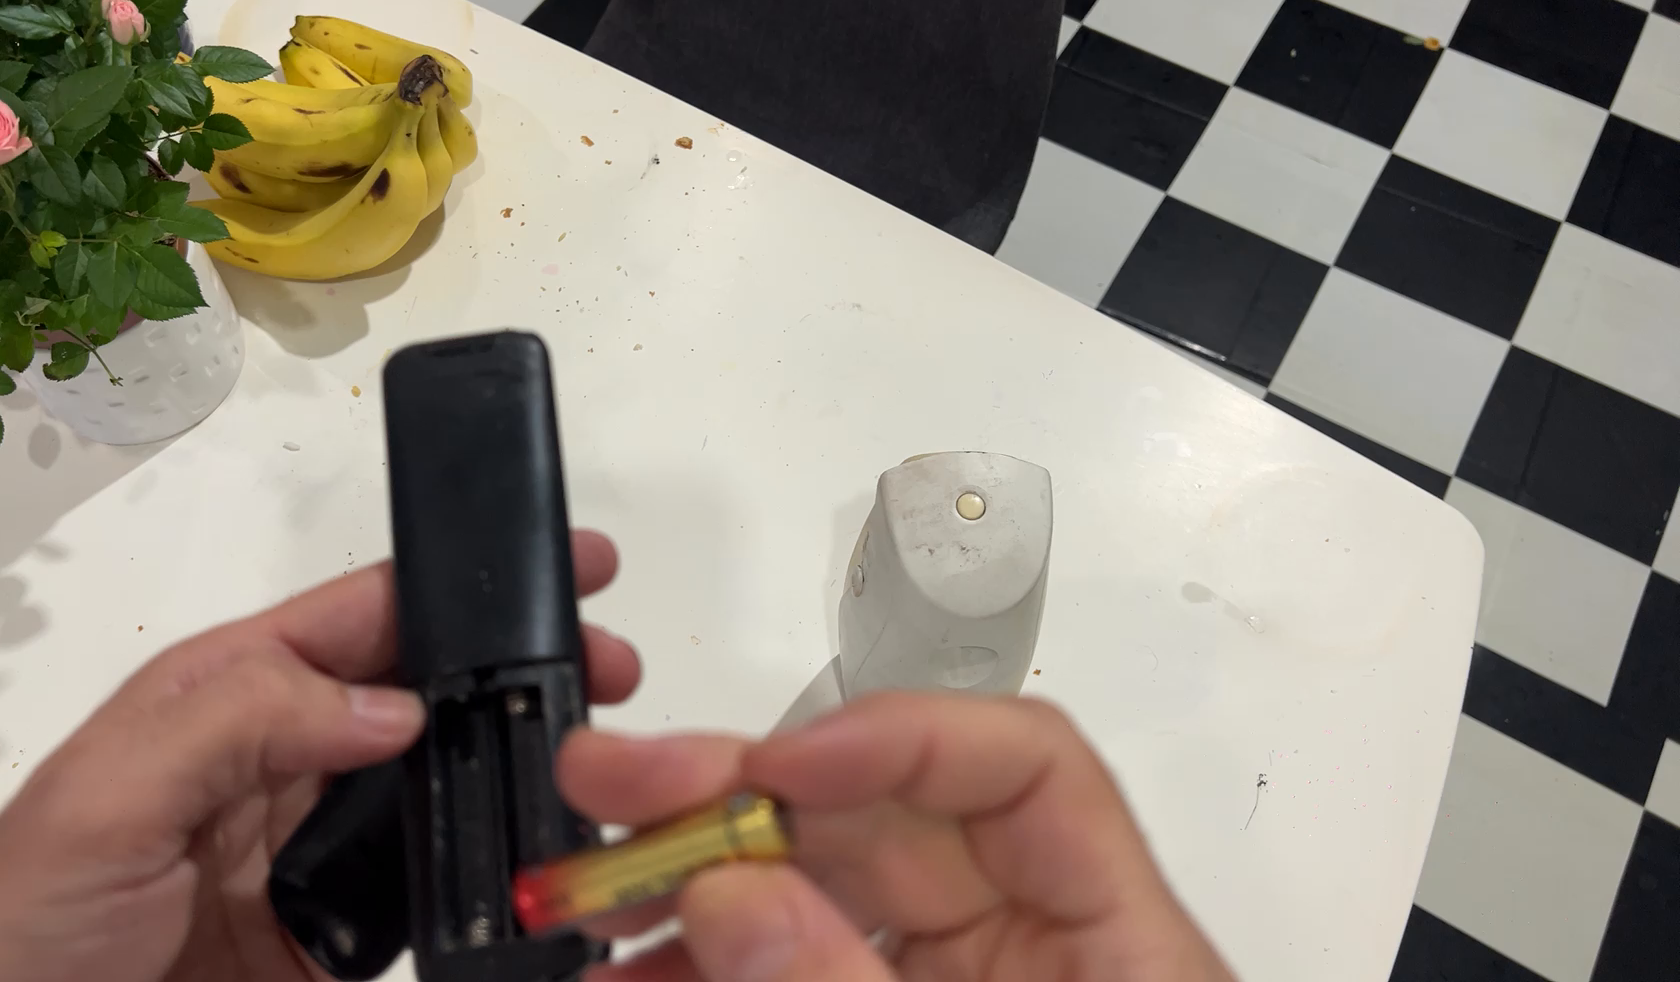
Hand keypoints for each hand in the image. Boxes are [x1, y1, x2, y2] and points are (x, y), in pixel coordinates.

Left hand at [0, 531, 637, 981]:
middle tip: (609, 663)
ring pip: (449, 760)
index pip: (375, 610)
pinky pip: (442, 855)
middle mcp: (298, 745)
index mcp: (242, 688)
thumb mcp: (101, 802)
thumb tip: (400, 709)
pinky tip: (552, 824)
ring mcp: (330, 830)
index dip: (469, 581)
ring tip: (600, 735)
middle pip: (433, 679)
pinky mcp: (352, 915)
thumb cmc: (22, 949)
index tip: (562, 570)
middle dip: (524, 656)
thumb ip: (241, 718)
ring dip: (524, 738)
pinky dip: (498, 831)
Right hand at [557, 693, 1234, 981]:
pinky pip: (780, 955)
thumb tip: (724, 891)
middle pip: (878, 809)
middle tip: (611, 779)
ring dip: (690, 875)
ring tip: (585, 893)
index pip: (1023, 768)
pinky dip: (698, 962)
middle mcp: (1018, 937)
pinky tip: (624, 976)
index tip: (771, 766)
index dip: (897, 738)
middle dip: (734, 789)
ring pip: (808, 875)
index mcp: (1111, 950)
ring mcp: (936, 974)